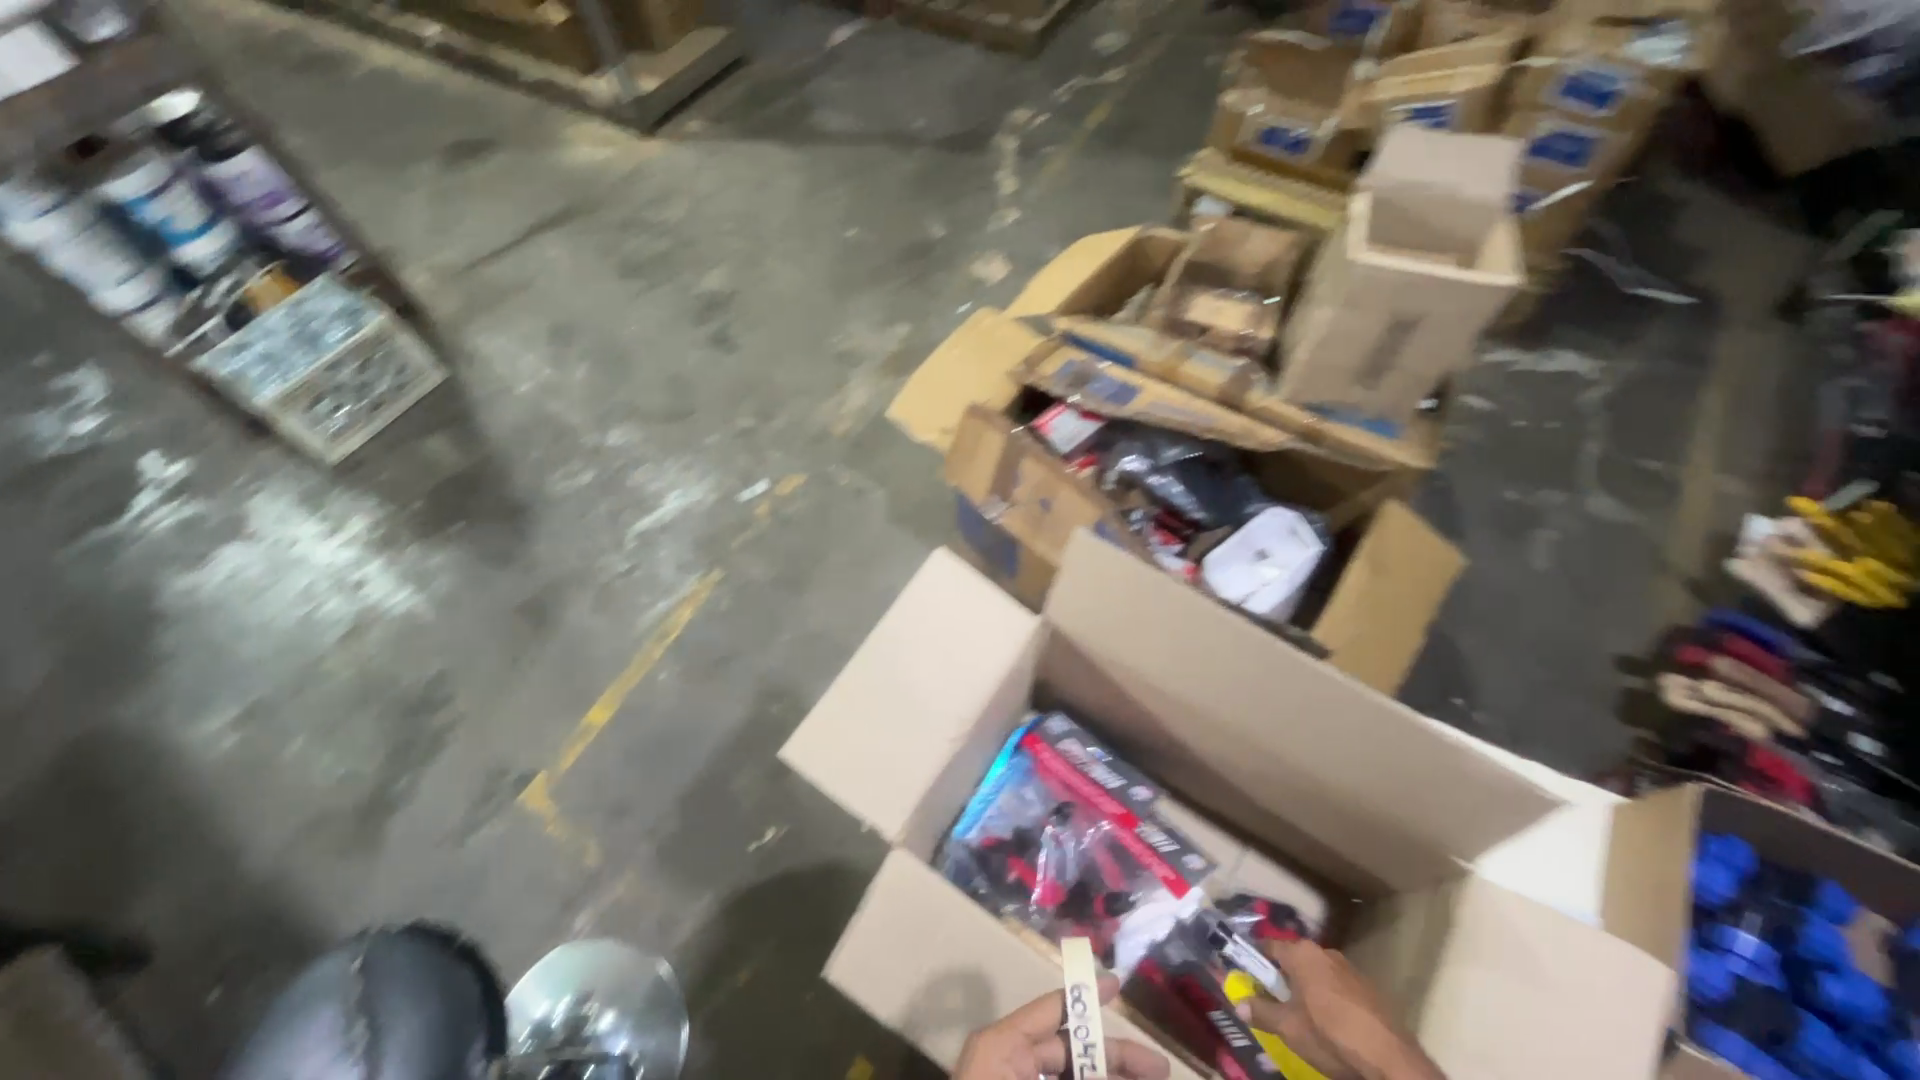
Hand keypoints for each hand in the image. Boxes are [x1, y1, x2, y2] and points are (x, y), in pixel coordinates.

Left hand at [953, 974, 1171, 1079]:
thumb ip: (1086, 1076)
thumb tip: (1131, 1074)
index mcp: (1003, 1043)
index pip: (1052, 1008)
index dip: (1087, 997)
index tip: (1118, 985)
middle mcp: (1007, 1059)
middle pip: (1069, 1050)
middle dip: (1115, 1060)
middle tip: (1160, 1069)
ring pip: (1066, 1075)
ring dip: (1106, 1079)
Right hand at [1235, 940, 1444, 1079]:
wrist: (1390, 1059)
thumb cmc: (1329, 1034)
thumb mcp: (1288, 1028)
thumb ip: (1261, 1012)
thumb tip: (1239, 1004)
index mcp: (1302, 954)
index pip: (1268, 946)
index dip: (1254, 961)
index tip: (1245, 977)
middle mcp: (1325, 953)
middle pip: (1294, 960)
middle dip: (1281, 979)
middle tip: (1272, 1003)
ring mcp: (1351, 970)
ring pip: (1317, 974)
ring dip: (1306, 989)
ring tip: (1301, 1017)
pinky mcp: (1369, 990)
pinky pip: (1337, 987)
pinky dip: (1328, 999)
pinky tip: (1330, 1025)